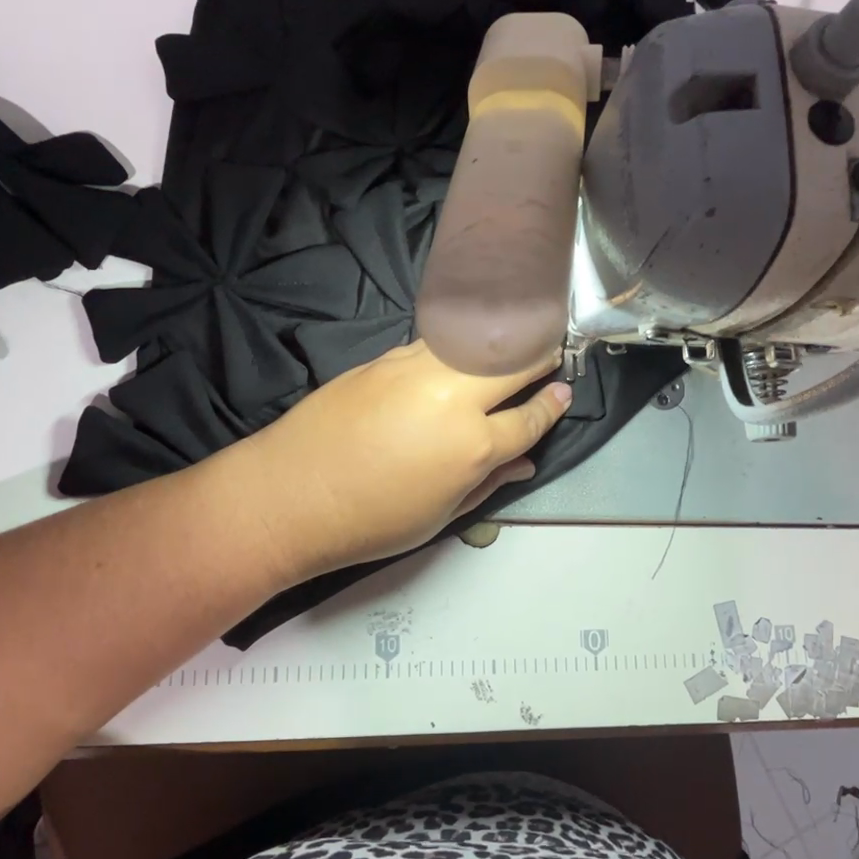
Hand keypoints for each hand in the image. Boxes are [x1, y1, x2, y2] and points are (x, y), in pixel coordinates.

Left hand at [223, 341, 570, 585]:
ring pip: (476, 342)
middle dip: (541, 356)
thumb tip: (523, 463)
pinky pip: (436, 343)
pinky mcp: (385, 359)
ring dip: (503, 339)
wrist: (292, 494)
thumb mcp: (440, 515)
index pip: (530, 418)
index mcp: (473, 445)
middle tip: (552, 351)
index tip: (565, 393)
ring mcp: (417, 370)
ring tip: (517, 336)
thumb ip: (488, 483)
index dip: (553, 406)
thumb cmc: (371, 522)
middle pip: (514, 364)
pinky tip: (462, 346)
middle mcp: (454, 397)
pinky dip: (459, 342)